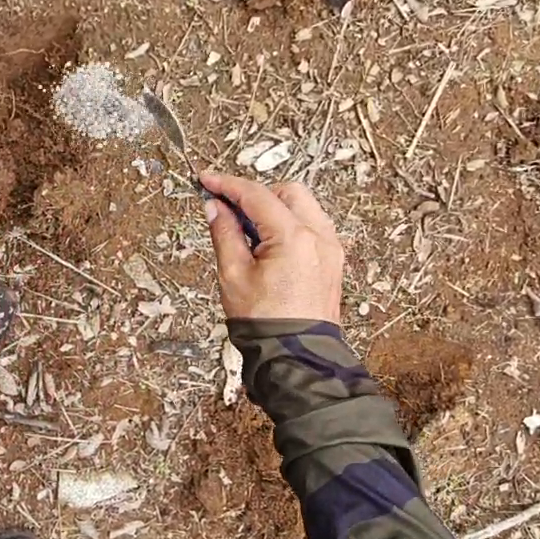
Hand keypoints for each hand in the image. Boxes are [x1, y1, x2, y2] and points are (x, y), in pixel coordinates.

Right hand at [200, 172, 344, 320]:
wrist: (295, 357)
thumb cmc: (265, 322)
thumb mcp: (233, 273)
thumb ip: (224, 233)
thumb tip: (215, 207)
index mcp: (295, 238)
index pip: (257, 195)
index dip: (228, 184)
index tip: (208, 180)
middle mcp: (319, 238)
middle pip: (287, 192)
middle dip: (256, 194)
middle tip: (228, 207)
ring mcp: (330, 249)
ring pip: (302, 207)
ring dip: (273, 208)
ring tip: (246, 229)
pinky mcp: (331, 261)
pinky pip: (310, 226)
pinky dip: (287, 224)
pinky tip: (266, 242)